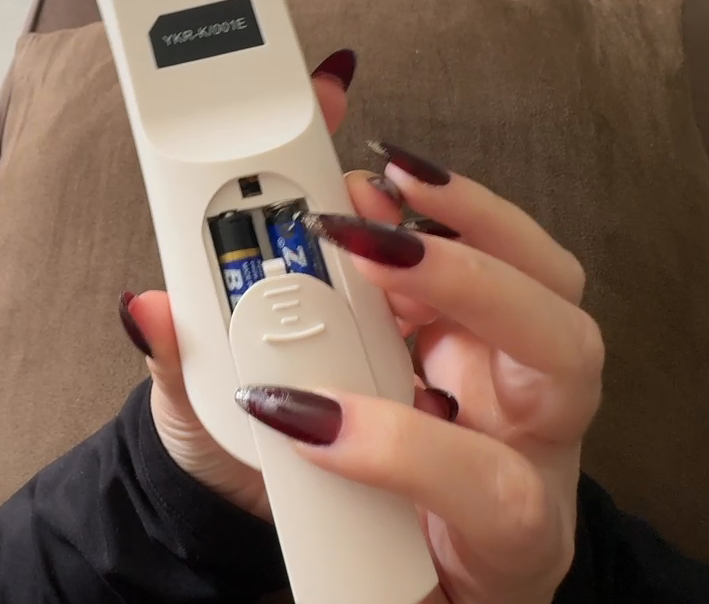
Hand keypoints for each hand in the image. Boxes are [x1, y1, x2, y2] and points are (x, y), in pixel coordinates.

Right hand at [119, 56, 601, 603]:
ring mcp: (518, 377)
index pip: (495, 493)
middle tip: (358, 240)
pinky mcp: (491, 325)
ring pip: (551, 290)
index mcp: (494, 529)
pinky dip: (448, 208)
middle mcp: (529, 446)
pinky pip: (508, 253)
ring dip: (469, 220)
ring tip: (382, 179)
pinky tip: (382, 184)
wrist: (367, 526)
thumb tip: (146, 311)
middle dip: (459, 284)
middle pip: (562, 360)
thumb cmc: (328, 519)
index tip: (300, 412)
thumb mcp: (252, 476)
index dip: (403, 446)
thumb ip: (194, 391)